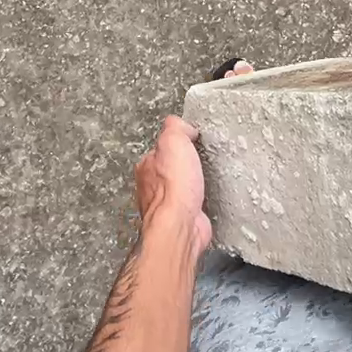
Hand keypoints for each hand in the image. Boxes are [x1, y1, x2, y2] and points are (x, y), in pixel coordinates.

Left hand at [134, 116, 210, 256]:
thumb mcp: (173, 141)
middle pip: (169, 167)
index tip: (192, 138)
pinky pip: (191, 203)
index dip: (180, 140)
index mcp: (147, 165)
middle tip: (197, 158)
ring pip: (179, 186)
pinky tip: (203, 196)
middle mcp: (152, 186)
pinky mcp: (182, 218)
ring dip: (191, 182)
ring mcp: (166, 204)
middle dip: (184, 163)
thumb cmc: (173, 190)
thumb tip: (183, 125)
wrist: (179, 227)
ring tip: (202, 176)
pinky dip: (198, 199)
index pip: (162, 145)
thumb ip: (176, 127)